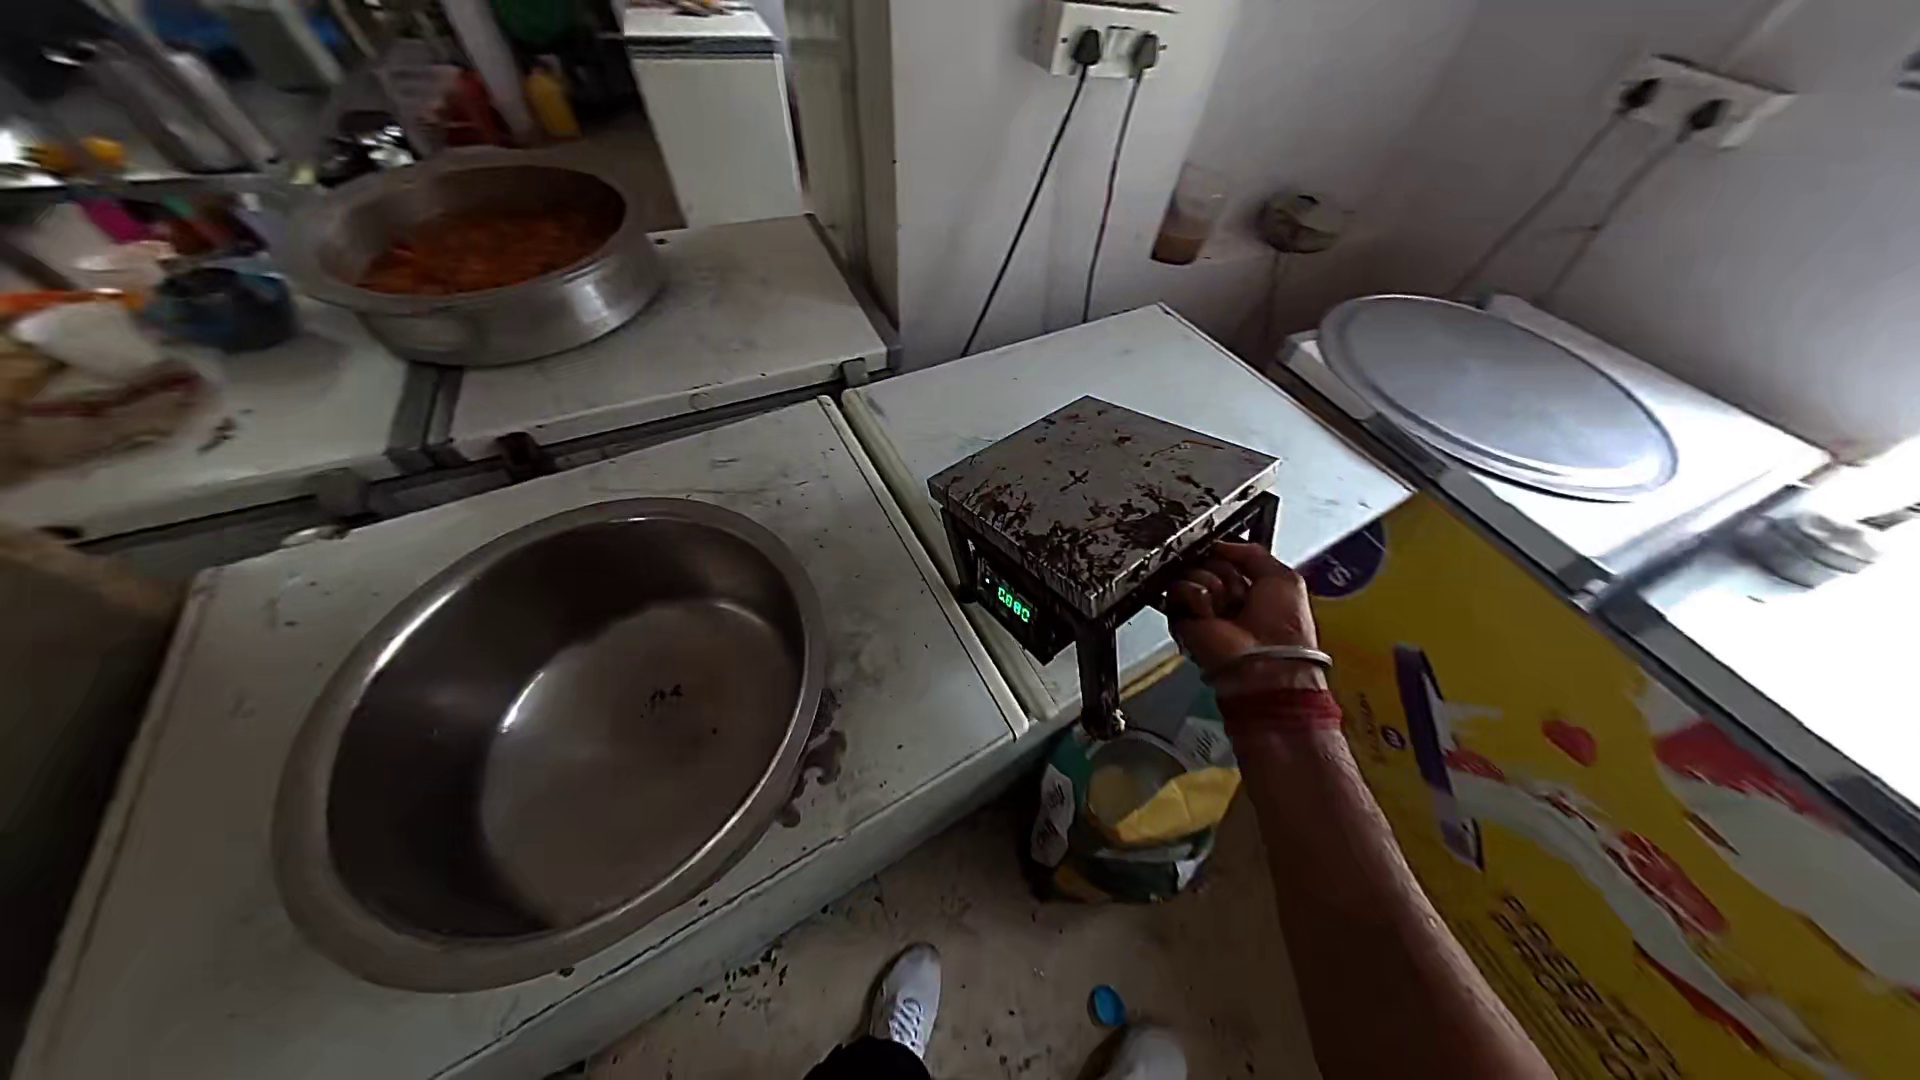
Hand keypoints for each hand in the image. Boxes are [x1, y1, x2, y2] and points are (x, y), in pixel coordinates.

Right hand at [1168, 541, 1325, 690]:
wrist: (1265, 662)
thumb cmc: (1284, 628)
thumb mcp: (1284, 578)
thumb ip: (1253, 553)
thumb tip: (1220, 543)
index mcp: (1247, 588)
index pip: (1224, 555)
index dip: (1230, 556)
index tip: (1238, 564)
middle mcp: (1221, 596)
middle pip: (1206, 560)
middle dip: (1224, 572)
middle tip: (1239, 595)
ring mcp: (1200, 607)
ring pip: (1191, 572)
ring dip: (1213, 585)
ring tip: (1225, 607)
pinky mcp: (1181, 618)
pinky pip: (1177, 589)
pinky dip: (1196, 596)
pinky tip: (1210, 613)